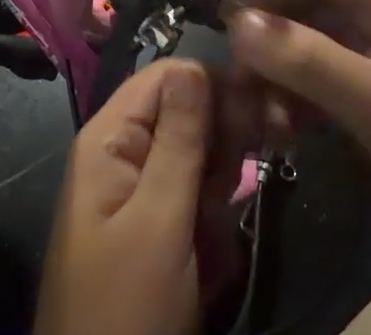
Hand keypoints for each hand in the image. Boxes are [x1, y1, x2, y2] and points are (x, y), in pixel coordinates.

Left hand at [34, 60, 218, 334]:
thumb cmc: (126, 305)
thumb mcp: (158, 220)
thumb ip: (180, 140)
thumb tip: (197, 65)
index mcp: (110, 138)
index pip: (169, 77)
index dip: (215, 86)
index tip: (260, 116)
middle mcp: (124, 154)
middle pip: (191, 119)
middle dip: (220, 158)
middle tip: (219, 205)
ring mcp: (143, 193)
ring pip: (203, 167)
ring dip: (216, 207)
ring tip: (205, 252)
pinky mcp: (159, 227)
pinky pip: (198, 208)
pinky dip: (211, 237)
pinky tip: (207, 270)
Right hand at [227, 0, 370, 321]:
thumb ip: (309, 61)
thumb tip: (236, 21)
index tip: (232, 36)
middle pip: (308, 8)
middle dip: (271, 47)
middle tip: (241, 93)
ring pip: (308, 48)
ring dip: (279, 81)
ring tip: (265, 127)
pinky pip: (319, 84)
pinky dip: (296, 103)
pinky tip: (283, 136)